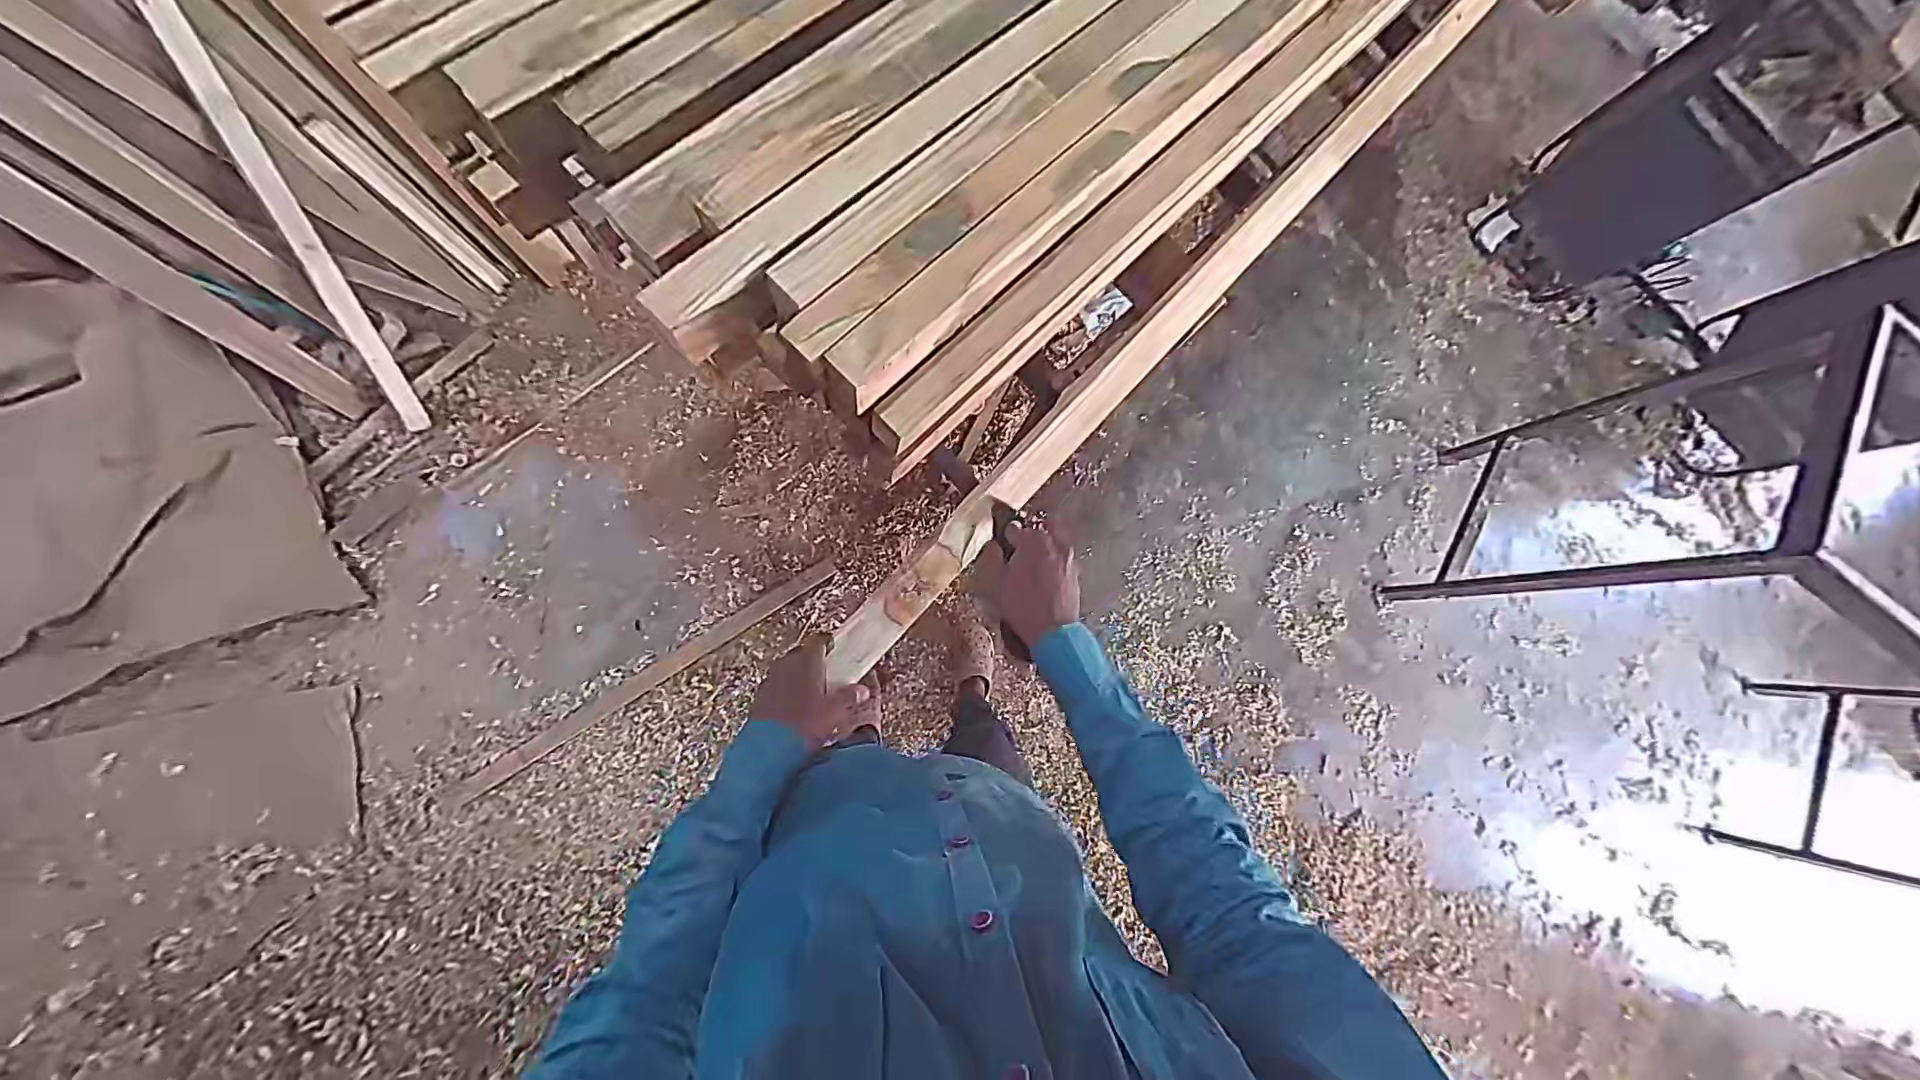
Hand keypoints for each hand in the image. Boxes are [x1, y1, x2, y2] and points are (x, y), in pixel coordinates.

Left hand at [750, 635, 869, 746]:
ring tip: (808, 691)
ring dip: (796, 676)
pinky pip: (774, 688)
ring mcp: (769, 681)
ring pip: (785, 670)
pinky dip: (783, 692)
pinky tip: (792, 708)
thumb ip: (849, 697)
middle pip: (800, 654)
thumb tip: (861, 691)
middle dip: (811, 660)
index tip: (832, 645)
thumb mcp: (836, 711)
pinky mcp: (758, 699)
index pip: (817, 641)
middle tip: (824, 670)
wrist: (771, 749)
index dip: (826, 642)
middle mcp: (786, 666)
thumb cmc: (805, 724)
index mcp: (807, 662)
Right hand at [998, 523, 1078, 647]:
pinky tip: (1045, 575)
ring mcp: (1068, 559)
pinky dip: (1053, 561)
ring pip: (1055, 543)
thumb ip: (1001, 560)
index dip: (1007, 535)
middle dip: (1031, 535)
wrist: (1053, 631)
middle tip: (1021, 545)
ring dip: (1044, 547)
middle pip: (1042, 529)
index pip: (1016, 529)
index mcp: (1033, 542)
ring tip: (1033, 561)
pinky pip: (1062, 559)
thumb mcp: (1001, 583)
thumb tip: (1001, 550)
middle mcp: (1054, 545)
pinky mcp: (1075, 574)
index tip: (1004, 541)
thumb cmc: (1023, 606)